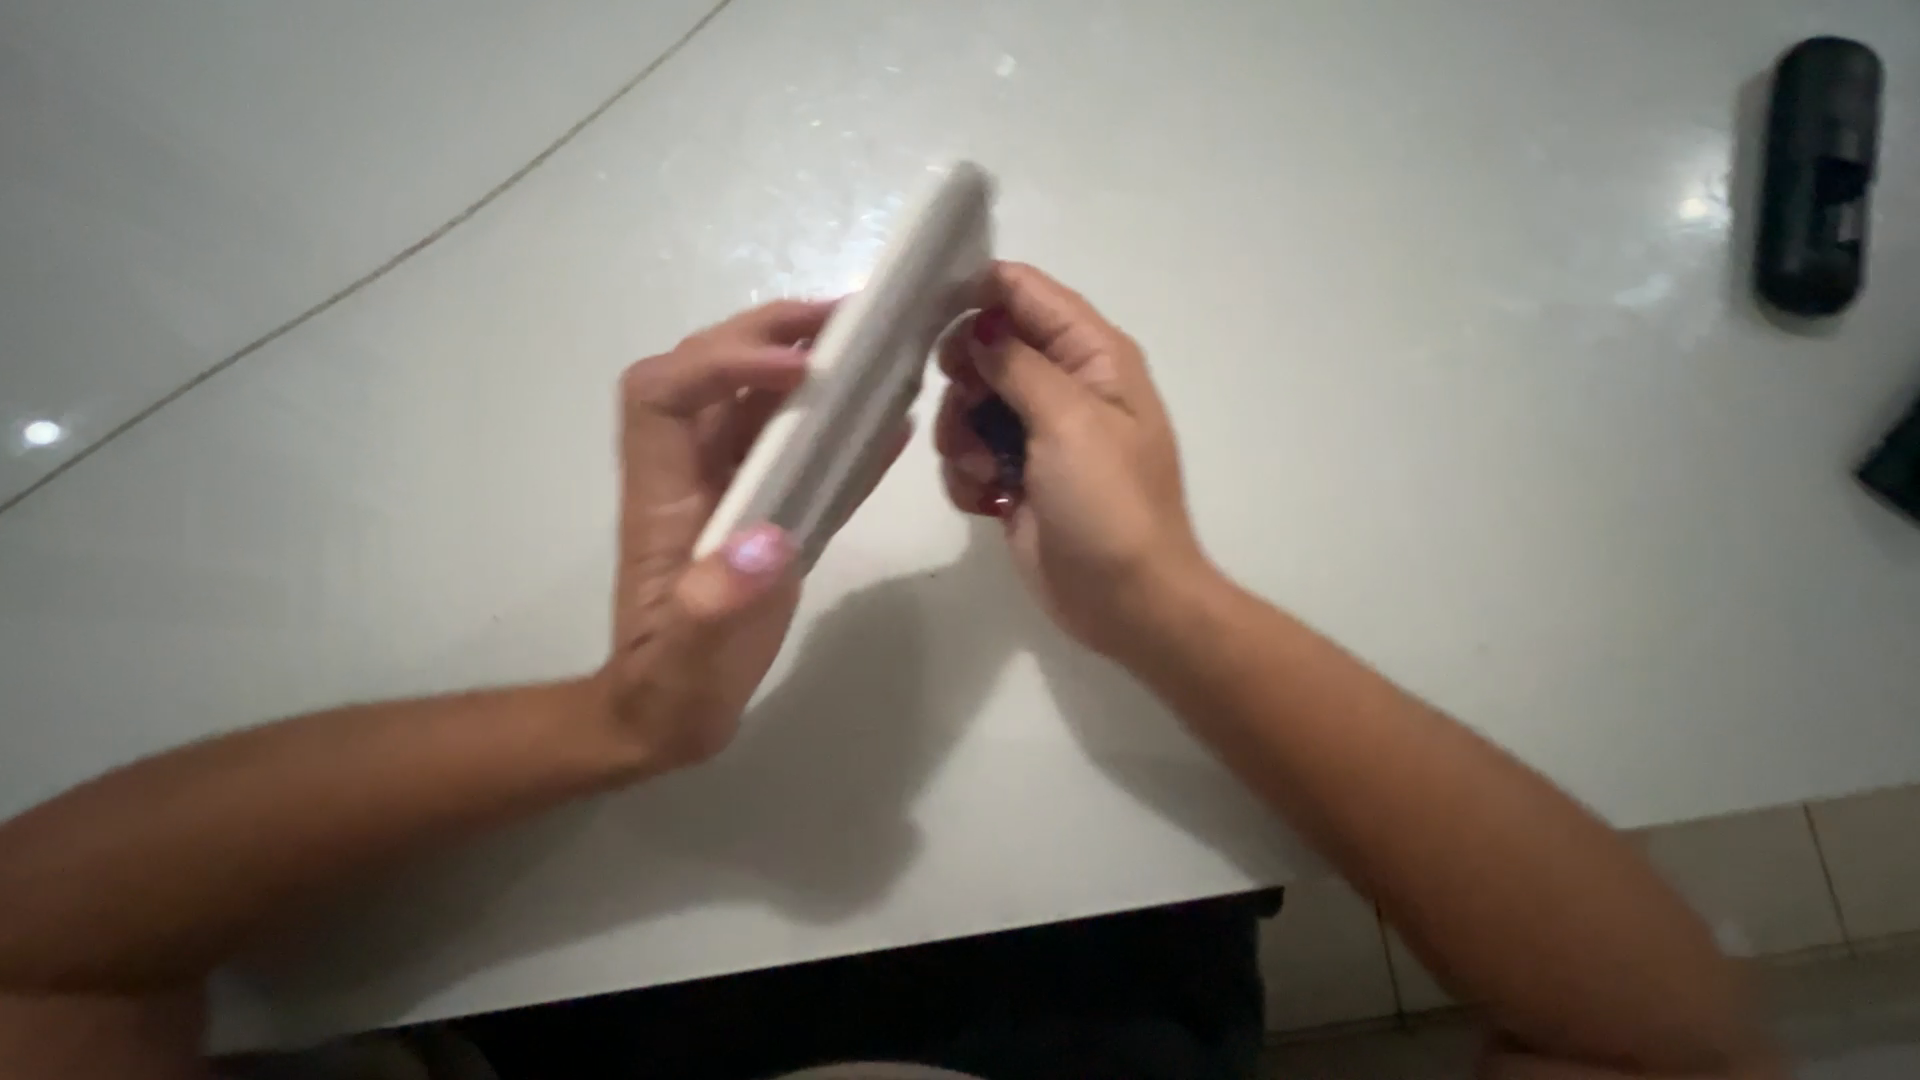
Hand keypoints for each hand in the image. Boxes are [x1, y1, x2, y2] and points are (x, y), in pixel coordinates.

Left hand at [602, 299, 897, 772]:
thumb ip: (720, 604)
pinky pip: (799, 452)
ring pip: (756, 401)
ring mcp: (729, 489)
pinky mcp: (766, 511)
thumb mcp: (693, 660)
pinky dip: (839, 430)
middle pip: (710, 372)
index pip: (664, 393)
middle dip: (768, 334)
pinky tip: (887, 421)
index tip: (798, 369)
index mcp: (664, 496)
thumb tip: (770, 537)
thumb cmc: (674, 687)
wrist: (674, 712)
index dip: (722, 362)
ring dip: (805, 365)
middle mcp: (693, 474)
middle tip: (844, 319)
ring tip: (869, 346)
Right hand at [935, 262, 1213, 658]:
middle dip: (965, 380)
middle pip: (988, 348)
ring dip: (962, 437)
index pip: (1027, 293)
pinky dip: (968, 476)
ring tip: (984, 473)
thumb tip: (977, 326)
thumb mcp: (1069, 421)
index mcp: (1094, 356)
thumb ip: (1017, 364)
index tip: (928, 314)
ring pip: (970, 405)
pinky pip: (968, 455)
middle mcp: (1065, 385)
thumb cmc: (1109, 505)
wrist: (1123, 601)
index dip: (977, 293)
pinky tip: (990, 502)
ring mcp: (1038, 435)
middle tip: (967, 412)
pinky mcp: (1015, 478)